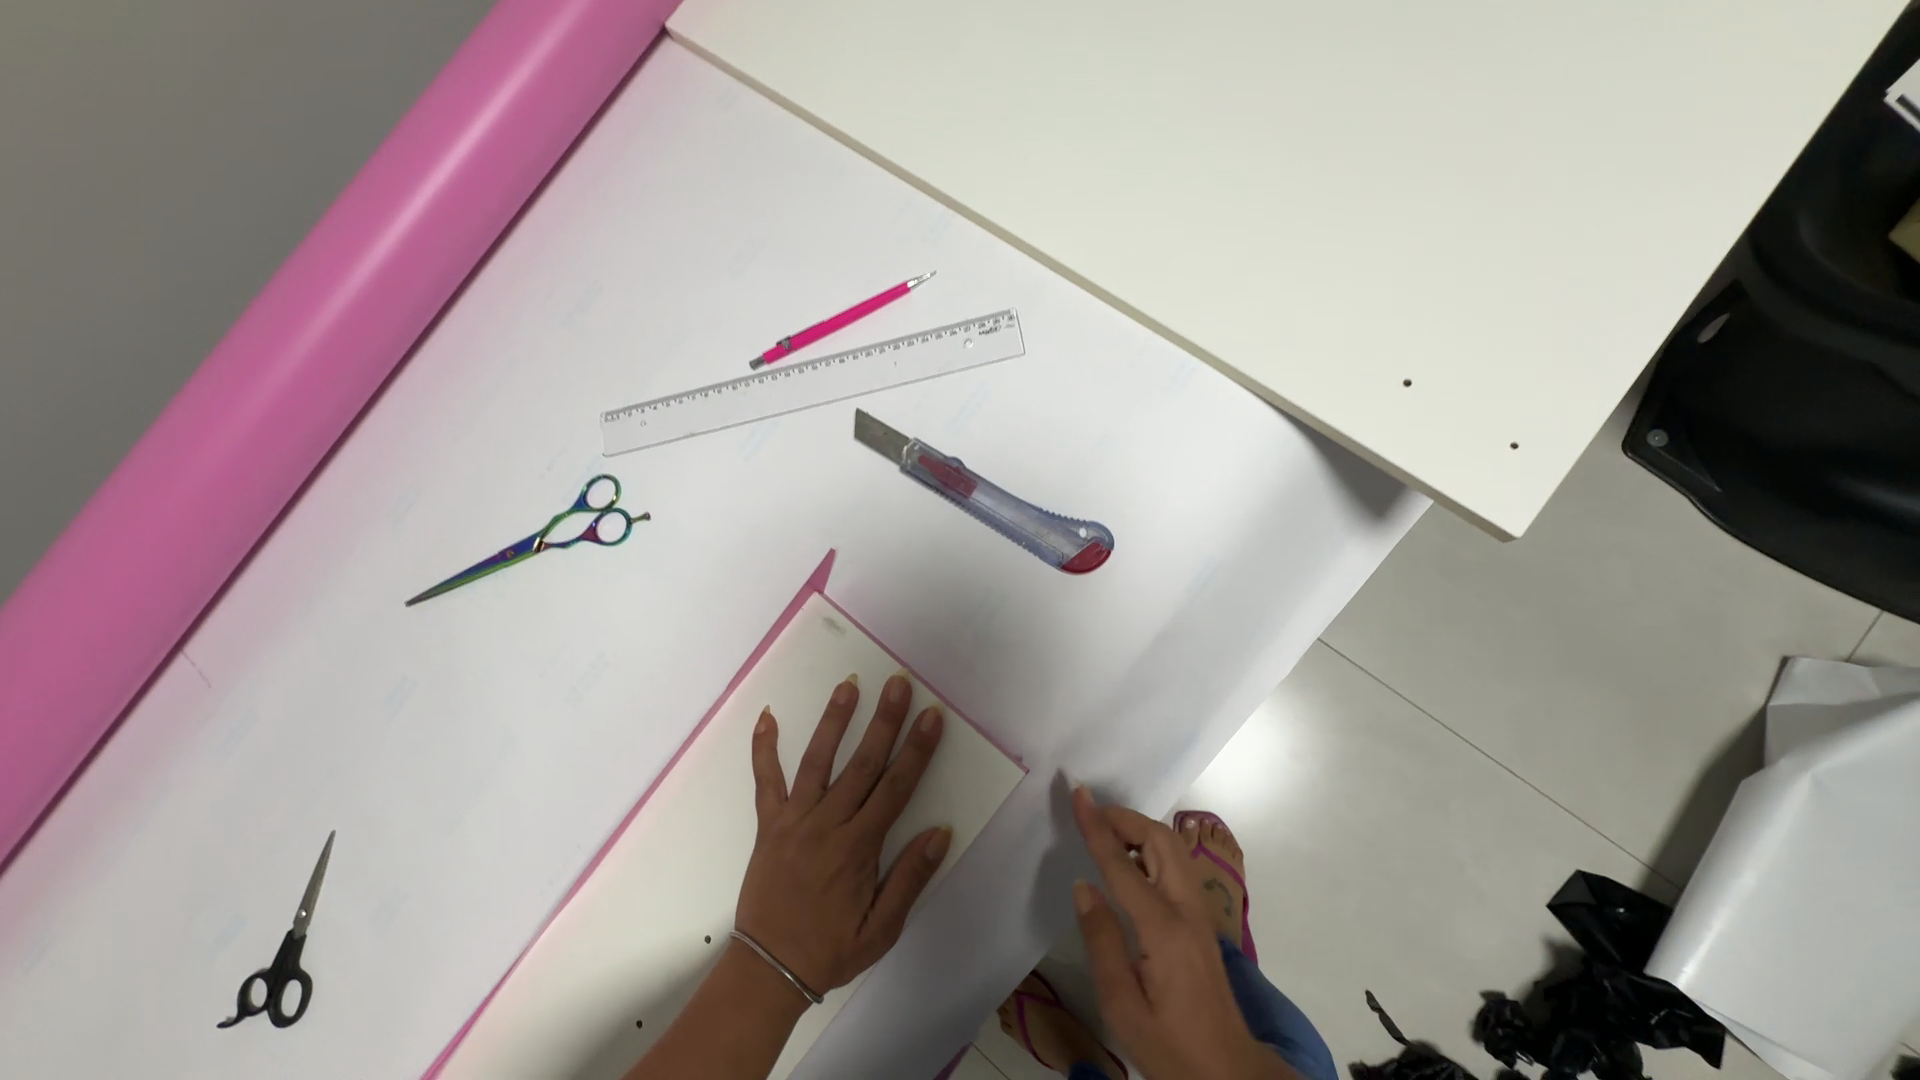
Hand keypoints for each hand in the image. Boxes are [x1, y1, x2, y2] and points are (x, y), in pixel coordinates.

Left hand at [735, 674, 951, 997]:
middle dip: (884, 721)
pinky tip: (767, 715)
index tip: (931, 716)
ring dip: (834, 721)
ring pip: (817, 761)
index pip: (896, 787)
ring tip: (849, 685)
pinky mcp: (768, 824)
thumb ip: (910, 878)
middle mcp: (826, 825)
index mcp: (858, 848)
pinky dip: (764, 748)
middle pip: (862, 764)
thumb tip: (940, 831)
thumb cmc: (832, 950)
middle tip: (898, 683)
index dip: (916, 750)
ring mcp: (793, 820)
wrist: (769, 969)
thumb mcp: (882, 928)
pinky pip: (766, 780)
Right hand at [1072, 787, 1291, 1079]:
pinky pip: (1177, 868)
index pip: (1123, 864)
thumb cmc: (1169, 1047)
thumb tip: (1085, 887)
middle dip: (1125, 818)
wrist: (1228, 1073)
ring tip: (1105, 832)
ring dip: (1140, 831)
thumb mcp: (1122, 1005)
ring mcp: (1201, 916)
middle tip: (1090, 812)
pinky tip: (1128, 866)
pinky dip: (1151, 850)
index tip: (1078, 794)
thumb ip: (1102, 941)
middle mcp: (1188, 910)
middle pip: (1161, 841)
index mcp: (1163, 929)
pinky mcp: (1202, 925)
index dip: (1098, 827)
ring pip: (1174, 850)